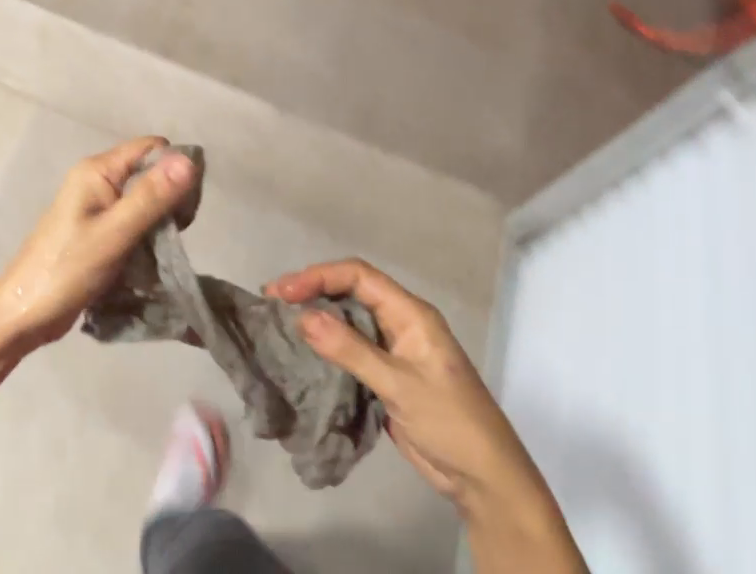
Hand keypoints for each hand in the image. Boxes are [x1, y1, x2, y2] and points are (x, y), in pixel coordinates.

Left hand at [0, 137, 196, 353]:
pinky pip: (135, 224)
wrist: (24, 316)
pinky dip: (149, 238)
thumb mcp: (114, 233)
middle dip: (171, 198)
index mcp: (97, 171)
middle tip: (177, 233)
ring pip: (146, 202)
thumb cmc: (65, 271)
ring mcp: (97, 209)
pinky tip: (152, 260)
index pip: (152, 148)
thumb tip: (189, 159)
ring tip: (164, 251)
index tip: (188, 205)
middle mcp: (97, 182)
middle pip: (151, 174)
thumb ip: (151, 197)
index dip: (176, 168)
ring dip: (161, 222)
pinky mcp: (100, 234)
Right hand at [267, 260, 550, 512]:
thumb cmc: (450, 423)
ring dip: (316, 319)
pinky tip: (302, 354)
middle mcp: (402, 324)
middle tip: (272, 303)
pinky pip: (351, 350)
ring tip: (280, 323)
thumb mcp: (399, 385)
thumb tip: (303, 316)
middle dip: (312, 292)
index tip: (283, 292)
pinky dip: (326, 347)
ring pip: (349, 320)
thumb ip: (351, 350)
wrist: (483, 478)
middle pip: (351, 292)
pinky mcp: (386, 376)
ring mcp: (394, 350)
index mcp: (412, 314)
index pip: (359, 277)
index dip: (319, 277)